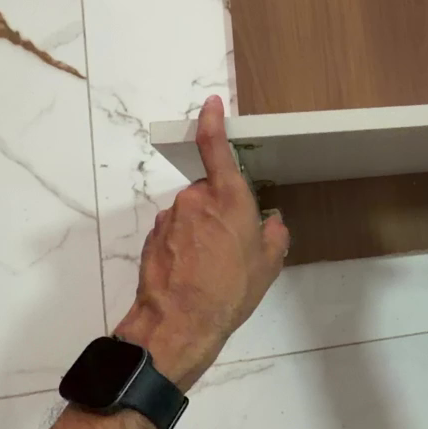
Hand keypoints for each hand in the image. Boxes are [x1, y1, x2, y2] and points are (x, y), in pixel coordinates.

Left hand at [117, 95, 288, 389]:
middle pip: (209, 192)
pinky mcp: (153, 238)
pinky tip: (192, 273)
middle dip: (219, 210)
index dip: (213, 122)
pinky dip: (184, 246)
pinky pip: (175, 233)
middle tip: (232, 245)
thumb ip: (274, 236)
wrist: (178, 324)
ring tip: (212, 267)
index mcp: (229, 199)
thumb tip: (272, 223)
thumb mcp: (268, 266)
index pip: (217, 148)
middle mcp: (196, 200)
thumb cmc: (230, 291)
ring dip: (201, 231)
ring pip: (191, 214)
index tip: (211, 103)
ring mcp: (170, 219)